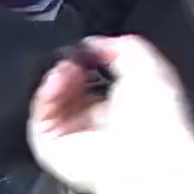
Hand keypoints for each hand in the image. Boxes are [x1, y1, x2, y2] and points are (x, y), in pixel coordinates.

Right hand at [28, 36, 193, 193]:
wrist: (141, 152)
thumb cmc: (155, 120)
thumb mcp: (150, 66)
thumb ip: (123, 47)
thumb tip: (92, 41)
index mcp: (121, 106)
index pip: (92, 79)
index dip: (87, 61)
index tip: (86, 49)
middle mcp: (93, 122)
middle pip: (66, 89)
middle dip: (69, 70)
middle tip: (73, 59)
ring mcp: (69, 135)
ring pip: (49, 101)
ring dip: (55, 80)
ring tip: (65, 68)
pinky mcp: (48, 146)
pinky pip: (38, 116)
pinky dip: (44, 95)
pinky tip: (56, 80)